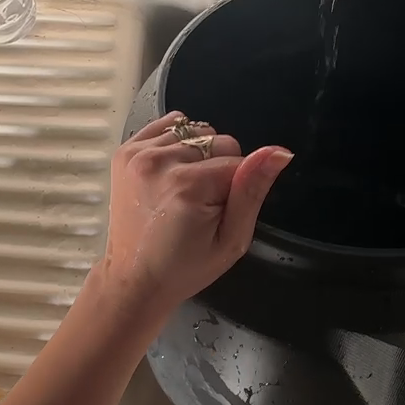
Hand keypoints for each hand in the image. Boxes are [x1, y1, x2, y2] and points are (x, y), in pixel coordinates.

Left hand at [92, 112, 293, 321]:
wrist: (134, 279)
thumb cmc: (183, 267)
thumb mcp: (232, 240)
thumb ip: (253, 191)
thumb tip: (278, 152)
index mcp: (189, 184)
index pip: (240, 159)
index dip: (237, 187)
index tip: (219, 211)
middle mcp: (161, 161)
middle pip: (218, 140)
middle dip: (218, 168)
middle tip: (202, 205)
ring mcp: (139, 154)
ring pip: (195, 131)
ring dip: (197, 156)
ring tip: (184, 191)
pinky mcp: (126, 151)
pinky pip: (167, 125)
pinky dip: (176, 143)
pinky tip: (172, 172)